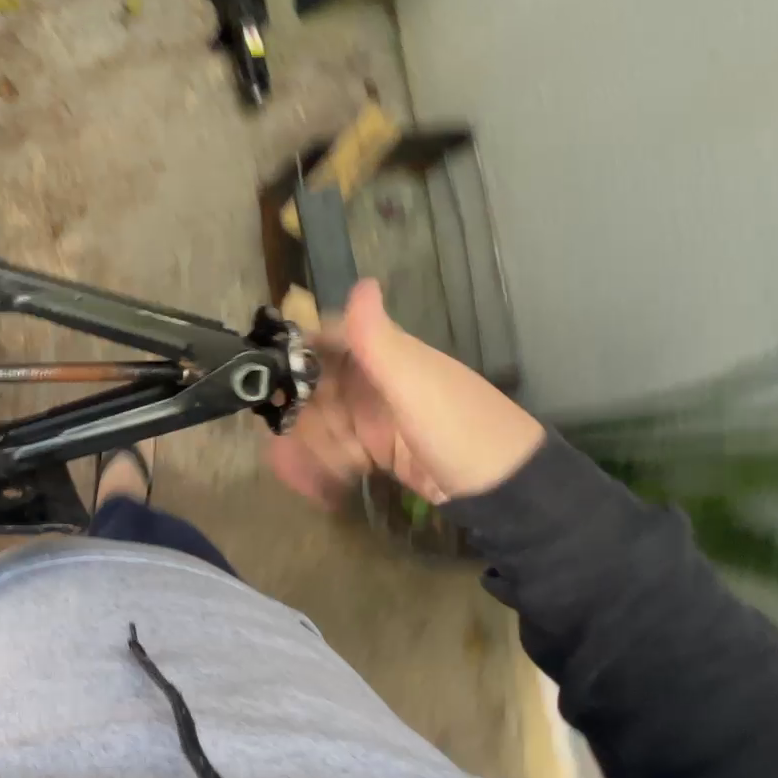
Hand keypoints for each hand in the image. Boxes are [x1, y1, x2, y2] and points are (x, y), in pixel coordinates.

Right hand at [269, 280, 545, 504]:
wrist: (509, 495)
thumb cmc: (460, 430)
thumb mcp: (415, 383)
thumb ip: (378, 338)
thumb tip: (362, 282)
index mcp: (386, 357)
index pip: (326, 341)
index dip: (295, 356)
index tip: (268, 378)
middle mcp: (376, 382)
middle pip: (314, 386)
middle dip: (297, 416)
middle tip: (290, 445)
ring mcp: (376, 417)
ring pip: (320, 421)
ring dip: (308, 448)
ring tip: (311, 477)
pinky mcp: (377, 450)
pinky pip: (335, 449)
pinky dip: (320, 466)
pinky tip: (317, 487)